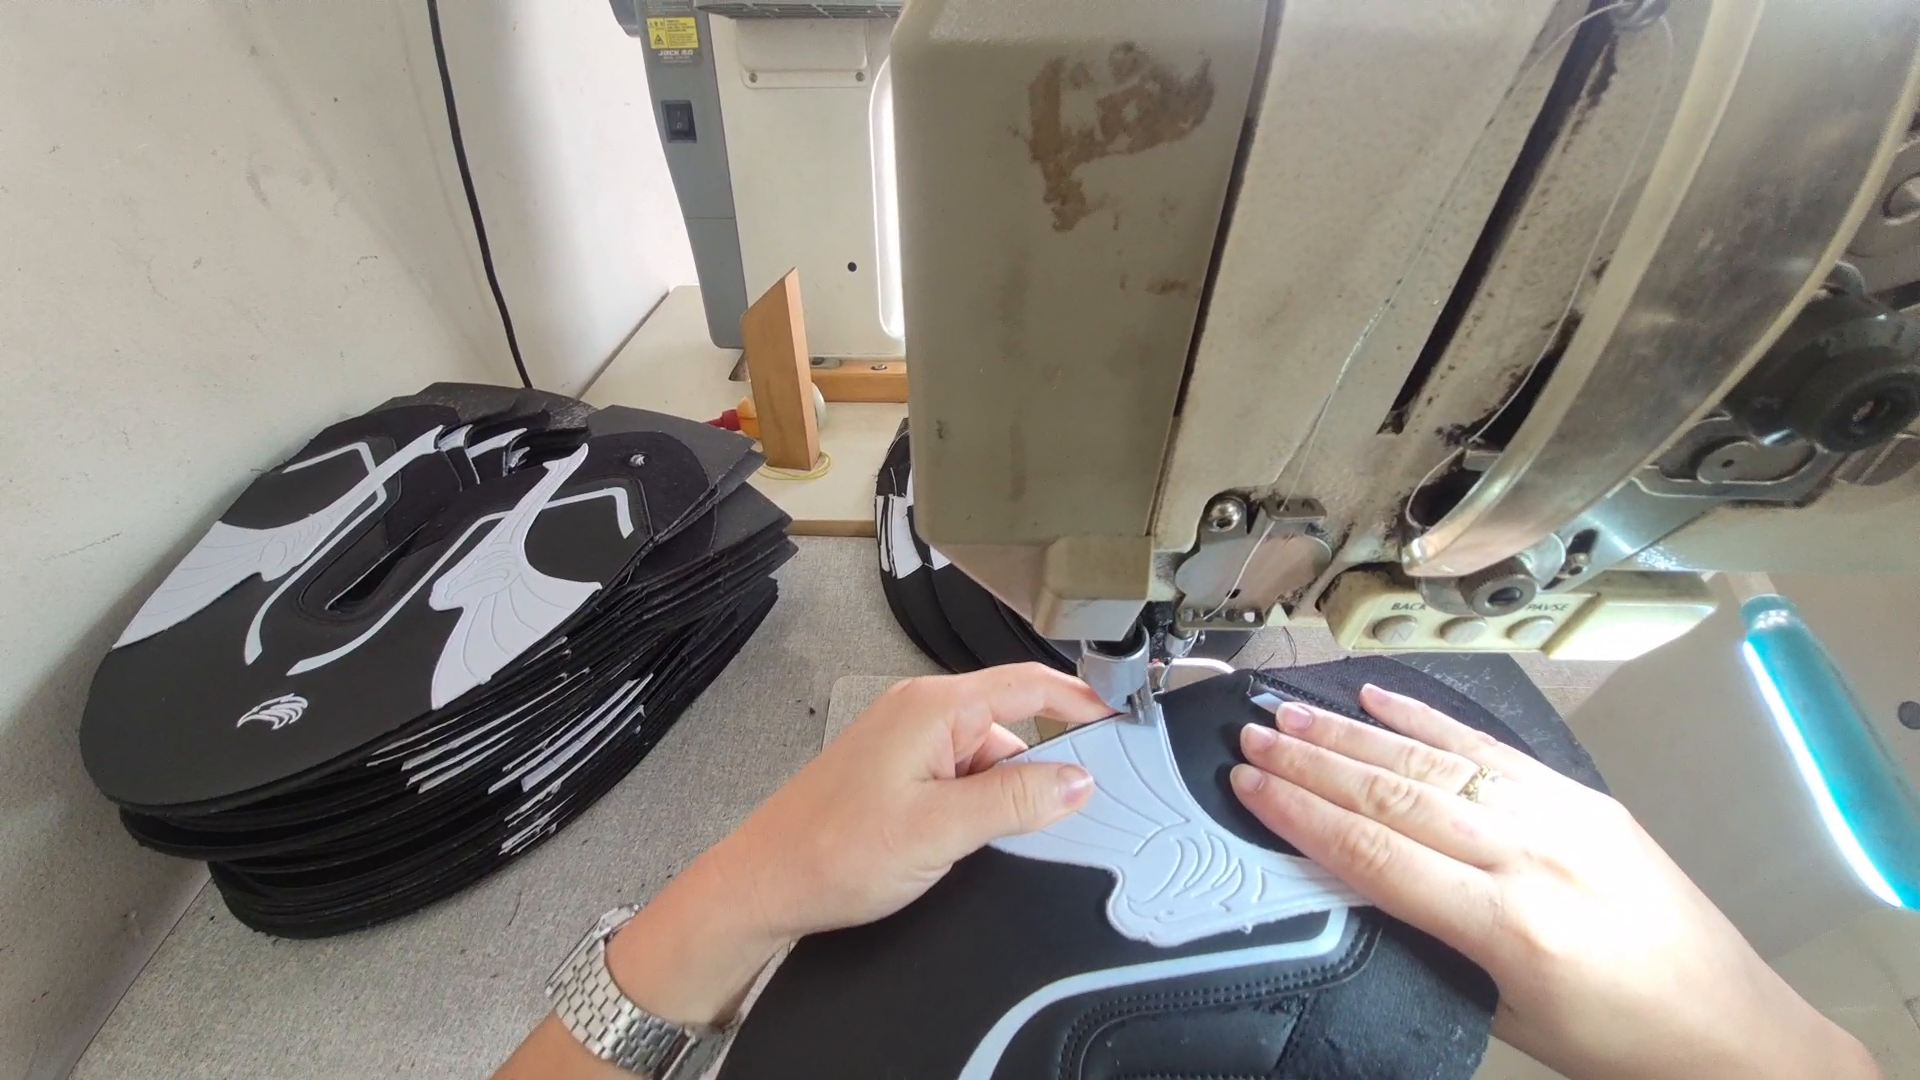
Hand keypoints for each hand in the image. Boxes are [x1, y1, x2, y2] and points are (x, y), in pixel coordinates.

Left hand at [617, 664, 1104, 1018]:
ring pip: (989, 752)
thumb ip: (1015, 800)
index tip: (1122, 721)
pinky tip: (975, 834)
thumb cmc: (833, 849)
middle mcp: (922, 711)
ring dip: (1008, 788)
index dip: (1081, 700)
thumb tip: (1077, 781)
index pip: (1028, 685)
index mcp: (934, 706)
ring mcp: (910, 738)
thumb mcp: (940, 829)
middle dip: (1045, 761)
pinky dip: (983, 797)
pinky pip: (963, 770)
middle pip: (1012, 719)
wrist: (766, 882)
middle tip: (1072, 805)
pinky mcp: (903, 766)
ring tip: (996, 837)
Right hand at [1228, 683, 1877, 1079]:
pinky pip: (1486, 745)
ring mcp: (1559, 816)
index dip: (1299, 814)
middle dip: (1309, 762)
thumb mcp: (1497, 1009)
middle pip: (1391, 794)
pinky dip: (1422, 716)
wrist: (1745, 1041)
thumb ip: (1420, 931)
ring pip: (1428, 760)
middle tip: (1252, 735)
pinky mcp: (1580, 795)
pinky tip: (1373, 696)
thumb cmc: (1609, 1045)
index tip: (1246, 783)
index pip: (1373, 854)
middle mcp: (1530, 856)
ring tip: (1290, 713)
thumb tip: (1340, 865)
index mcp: (1509, 927)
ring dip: (1348, 733)